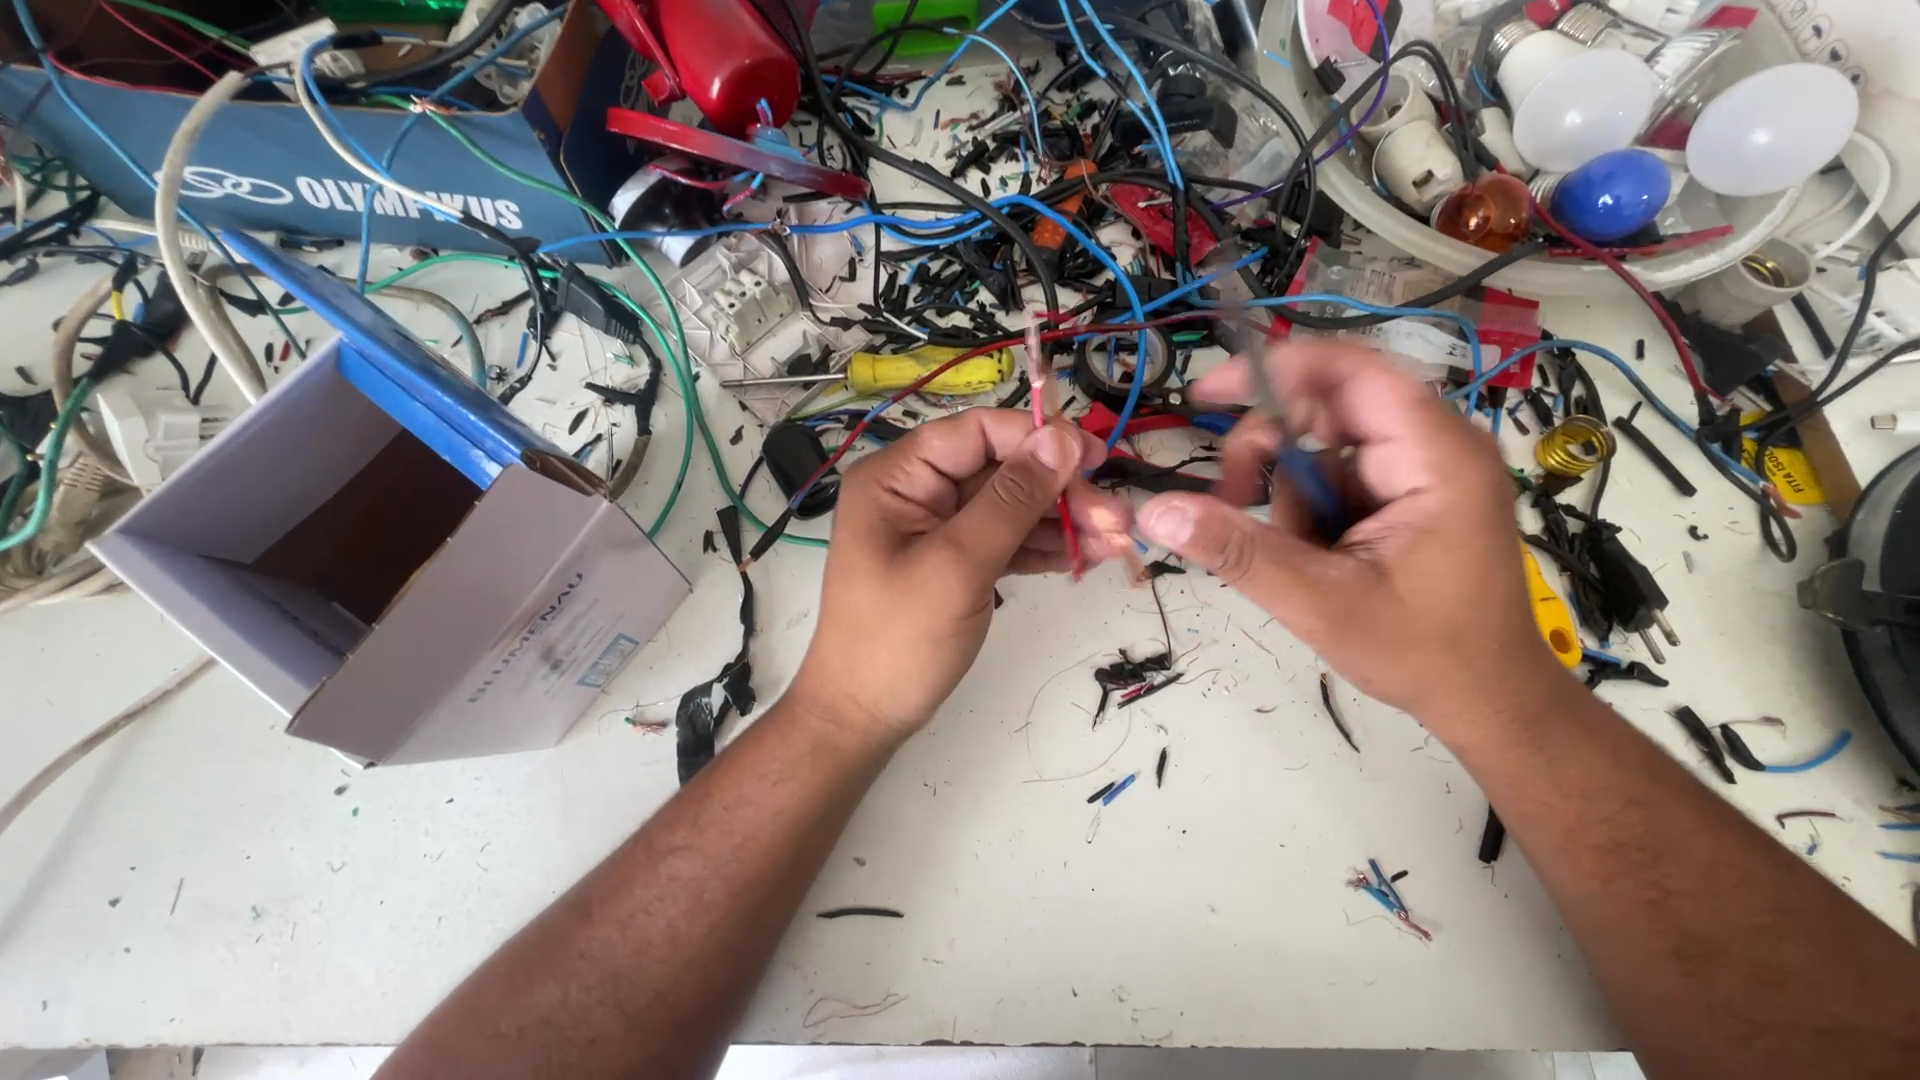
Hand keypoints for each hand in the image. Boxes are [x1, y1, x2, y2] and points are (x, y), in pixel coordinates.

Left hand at [789, 408, 1132, 740]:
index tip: (1095, 457)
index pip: (976, 432)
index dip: (1037, 437)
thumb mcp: (957, 565)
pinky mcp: (957, 562)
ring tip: (1115, 542)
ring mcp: (938, 529)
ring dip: (1063, 521)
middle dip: (1059, 490)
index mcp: (897, 478)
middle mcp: (917, 493)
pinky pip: (1007, 539)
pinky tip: (1086, 556)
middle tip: (1115, 519)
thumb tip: (1063, 440)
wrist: (864, 716)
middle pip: (1001, 470)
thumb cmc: (898, 640)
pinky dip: (1044, 547)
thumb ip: (1011, 500)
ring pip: (1011, 506)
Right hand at [1134, 342, 1563, 723]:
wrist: (1488, 698)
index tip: (1205, 396)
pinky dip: (1305, 507)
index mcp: (1435, 456)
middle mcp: (1435, 444)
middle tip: (1234, 502)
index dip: (1275, 368)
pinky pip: (1334, 473)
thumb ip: (1238, 552)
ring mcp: (1423, 467)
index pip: (1351, 371)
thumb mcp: (1319, 602)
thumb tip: (1154, 514)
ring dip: (1285, 490)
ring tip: (1292, 552)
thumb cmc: (1421, 651)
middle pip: (1325, 406)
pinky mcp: (1409, 491)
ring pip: (1321, 443)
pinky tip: (1312, 553)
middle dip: (1268, 451)